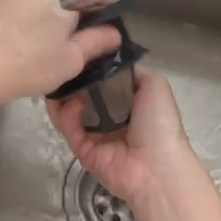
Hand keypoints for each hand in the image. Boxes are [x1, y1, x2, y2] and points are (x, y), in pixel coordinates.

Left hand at [0, 0, 123, 108]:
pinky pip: (20, 1)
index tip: (90, 31)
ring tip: (41, 44)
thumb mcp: (71, 59)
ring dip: (45, 14)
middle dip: (68, 12)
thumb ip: (96, 42)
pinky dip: (25, 16)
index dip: (94, 10)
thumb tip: (113, 33)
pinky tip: (22, 40)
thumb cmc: (28, 64)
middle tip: (66, 42)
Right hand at [47, 66, 199, 209]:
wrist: (156, 166)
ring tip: (60, 80)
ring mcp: (95, 136)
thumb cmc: (159, 124)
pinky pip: (68, 128)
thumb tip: (114, 63)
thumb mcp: (155, 86)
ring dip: (65, 96)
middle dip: (74, 82)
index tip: (80, 54)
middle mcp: (111, 120)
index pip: (104, 85)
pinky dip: (66, 114)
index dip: (92, 71)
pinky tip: (72, 103)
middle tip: (63, 65)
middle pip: (85, 97)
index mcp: (129, 106)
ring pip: (71, 113)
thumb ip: (133, 72)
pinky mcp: (82, 149)